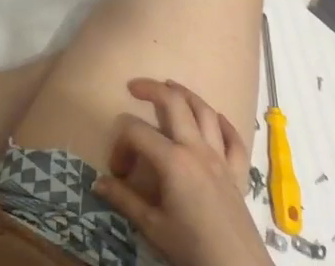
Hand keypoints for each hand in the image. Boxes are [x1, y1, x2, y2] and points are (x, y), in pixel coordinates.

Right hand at [93, 79, 266, 265]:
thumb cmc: (191, 247)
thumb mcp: (152, 226)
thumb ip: (124, 199)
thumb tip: (97, 182)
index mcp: (172, 160)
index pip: (136, 131)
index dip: (120, 144)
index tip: (117, 171)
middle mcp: (196, 149)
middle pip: (174, 103)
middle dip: (152, 89)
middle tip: (134, 87)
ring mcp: (220, 157)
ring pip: (204, 112)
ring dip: (186, 95)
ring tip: (170, 87)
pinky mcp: (237, 171)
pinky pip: (233, 138)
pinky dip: (223, 123)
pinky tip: (214, 118)